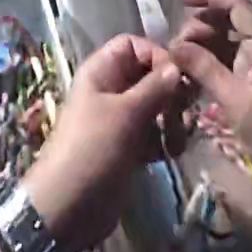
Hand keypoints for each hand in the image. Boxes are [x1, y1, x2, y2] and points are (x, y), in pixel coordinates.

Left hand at [22, 34, 182, 251]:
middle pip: (148, 75)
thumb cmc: (93, 148)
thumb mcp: (125, 113)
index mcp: (102, 70)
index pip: (133, 45)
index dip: (156, 54)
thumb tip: (176, 66)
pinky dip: (164, 140)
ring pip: (154, 105)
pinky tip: (172, 153)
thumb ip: (154, 88)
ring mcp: (120, 118)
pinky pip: (153, 133)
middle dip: (169, 91)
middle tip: (184, 112)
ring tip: (177, 141)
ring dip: (171, 120)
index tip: (177, 76)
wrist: (68, 206)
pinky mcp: (128, 146)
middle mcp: (111, 88)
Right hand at [169, 0, 251, 206]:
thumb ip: (205, 69)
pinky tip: (189, 72)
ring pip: (224, 42)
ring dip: (200, 46)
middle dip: (198, 27)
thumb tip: (174, 46)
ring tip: (177, 61)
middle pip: (227, 21)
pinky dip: (208, 63)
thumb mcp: (238, 104)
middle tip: (174, 49)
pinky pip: (228, 61)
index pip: (236, 5)